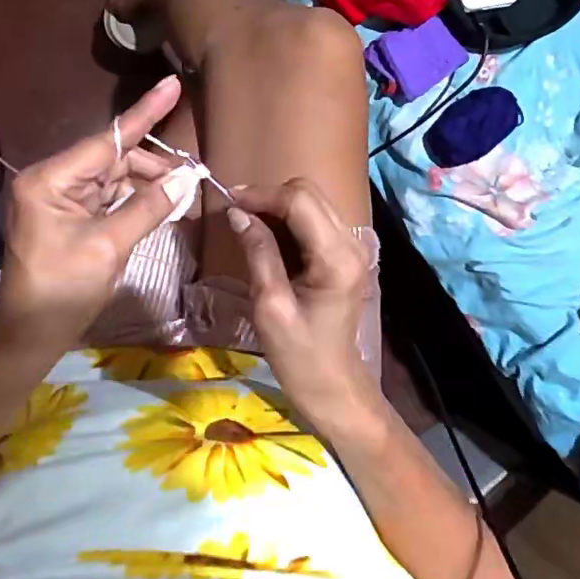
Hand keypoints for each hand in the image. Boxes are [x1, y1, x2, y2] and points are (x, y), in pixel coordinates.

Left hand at [0, 76, 188, 351]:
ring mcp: (60, 197)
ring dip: (147, 184)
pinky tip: (163, 204)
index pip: (107, 140)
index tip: (171, 85)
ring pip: (114, 177)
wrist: (30, 333)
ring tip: (184, 194)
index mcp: (51, 179)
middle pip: (113, 158)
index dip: (145, 114)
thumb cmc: (63, 290)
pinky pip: (108, 196)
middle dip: (153, 165)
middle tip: (193, 176)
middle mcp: (53, 179)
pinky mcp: (69, 214)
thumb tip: (184, 180)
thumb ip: (147, 207)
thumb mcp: (109, 247)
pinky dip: (135, 200)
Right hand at [225, 180, 378, 431]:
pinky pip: (313, 219)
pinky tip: (265, 234)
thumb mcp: (270, 305)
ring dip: (276, 205)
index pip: (299, 201)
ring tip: (245, 221)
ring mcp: (352, 247)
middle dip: (268, 196)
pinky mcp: (345, 253)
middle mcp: (351, 244)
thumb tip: (236, 212)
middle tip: (234, 211)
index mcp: (336, 258)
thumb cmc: (299, 356)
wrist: (333, 386)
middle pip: (308, 192)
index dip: (261, 195)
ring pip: (311, 201)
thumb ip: (258, 252)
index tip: (227, 202)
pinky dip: (287, 218)